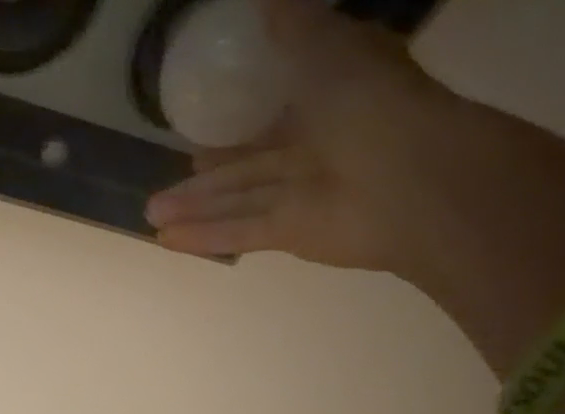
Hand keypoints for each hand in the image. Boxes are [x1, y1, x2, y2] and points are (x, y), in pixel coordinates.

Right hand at [145, 0, 457, 270]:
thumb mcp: (327, 44)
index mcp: (330, 94)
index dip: (244, 108)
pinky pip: (243, 230)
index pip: (281, 99)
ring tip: (150, 211)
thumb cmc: (371, 102)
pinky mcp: (294, 231)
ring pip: (240, 196)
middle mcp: (317, 143)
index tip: (205, 113)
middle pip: (251, 160)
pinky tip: (166, 238)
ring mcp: (304, 191)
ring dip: (196, 204)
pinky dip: (207, 235)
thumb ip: (293, 24)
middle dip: (208, 171)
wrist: (414, 179)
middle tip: (169, 170)